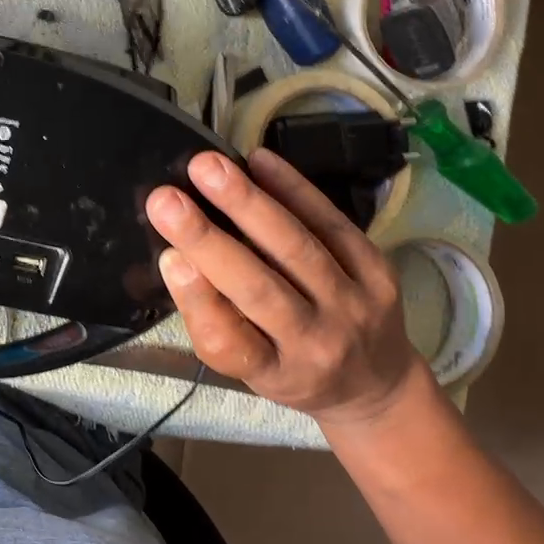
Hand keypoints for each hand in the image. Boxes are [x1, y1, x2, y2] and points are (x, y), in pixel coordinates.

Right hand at [146, 148, 427, 424]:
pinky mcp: (379, 272)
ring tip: (207, 167)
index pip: (232, 343)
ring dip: (248, 202)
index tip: (169, 258)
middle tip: (165, 198)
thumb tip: (178, 258)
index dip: (200, 300)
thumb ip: (211, 317)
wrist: (375, 382)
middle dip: (209, 240)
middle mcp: (316, 344)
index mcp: (272, 372)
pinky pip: (333, 224)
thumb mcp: (244, 364)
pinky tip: (259, 161)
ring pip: (297, 248)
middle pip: (260, 289)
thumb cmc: (287, 368)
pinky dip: (295, 190)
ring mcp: (354, 306)